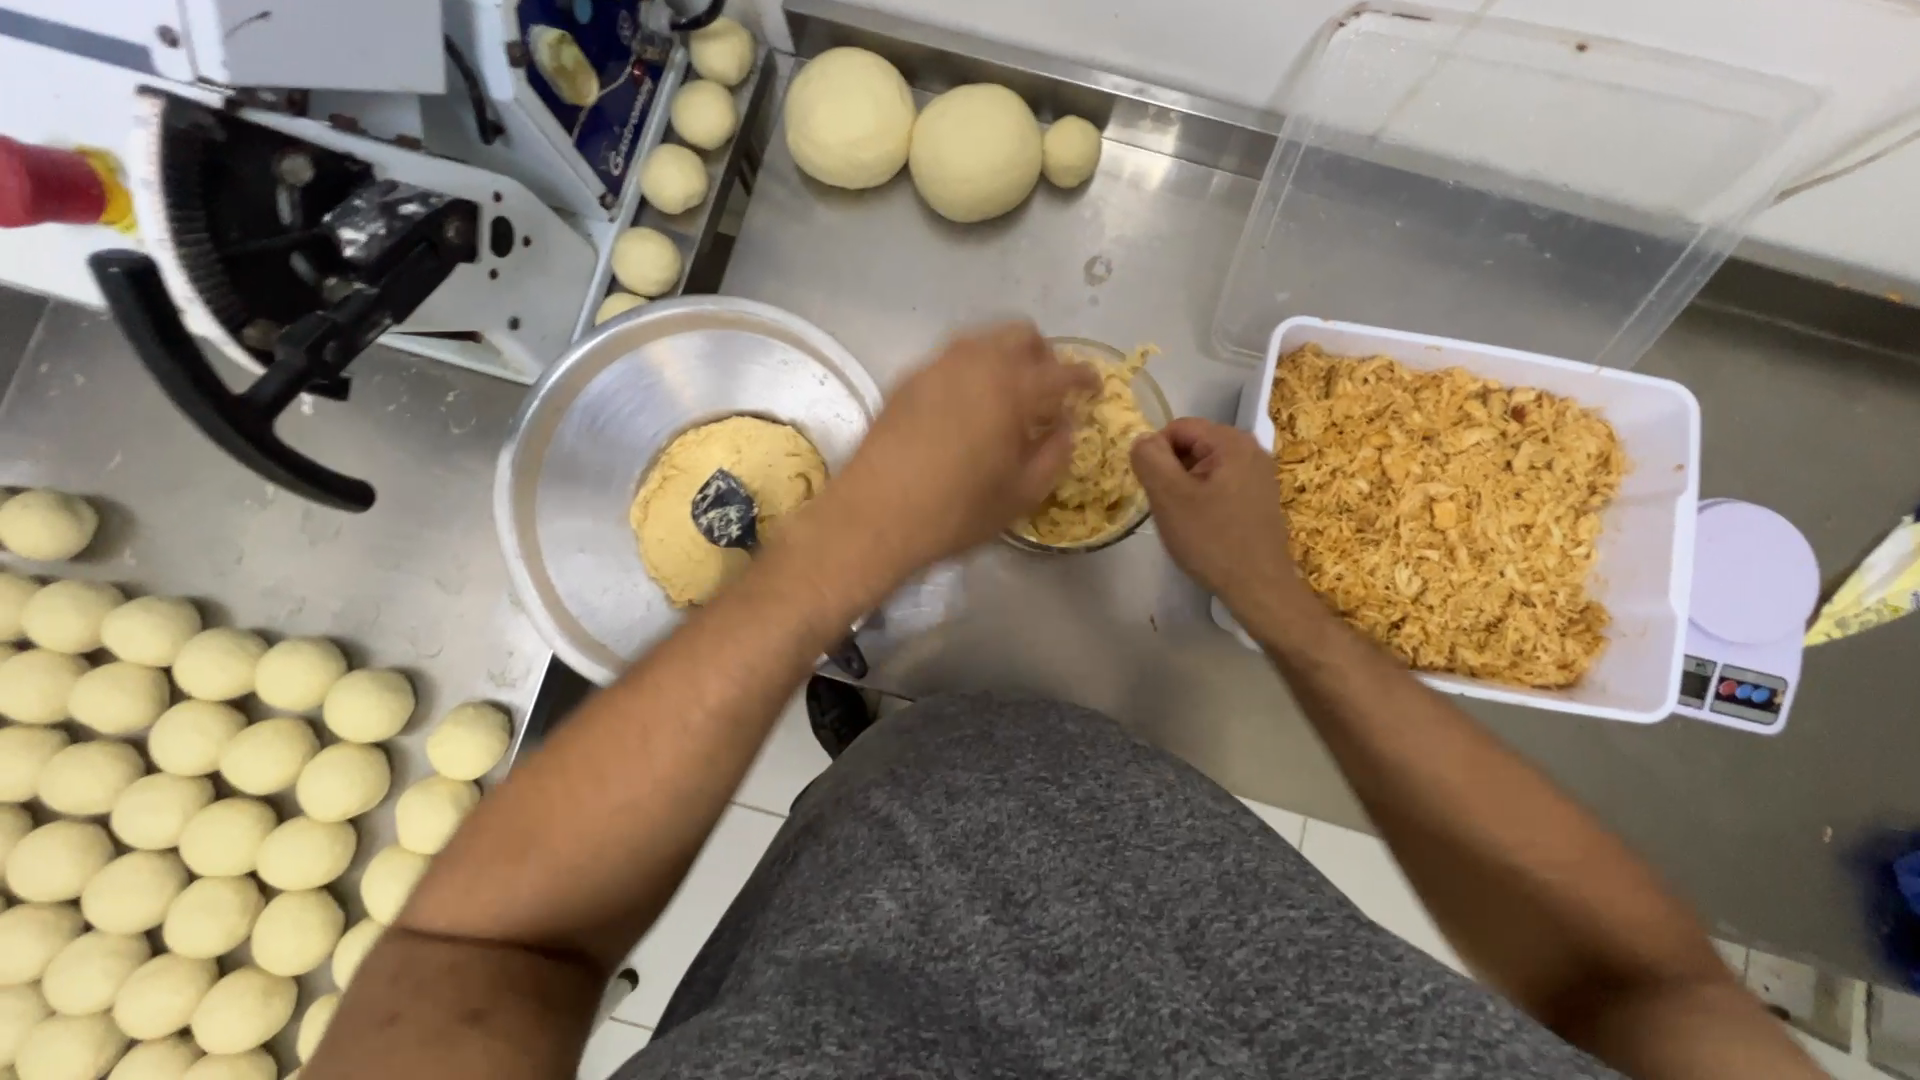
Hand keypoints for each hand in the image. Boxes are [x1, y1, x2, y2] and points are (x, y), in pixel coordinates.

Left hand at [818, 321, 1096, 579]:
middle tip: (1048, 390)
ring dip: (1005, 359)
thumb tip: (1066, 427)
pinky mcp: (907, 379)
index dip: (1085, 377)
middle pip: (1021, 334)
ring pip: (982, 340)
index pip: (1063, 370)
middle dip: (1043, 356)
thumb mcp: (1021, 495)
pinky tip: (967, 407)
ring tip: (1007, 397)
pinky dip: (971, 371)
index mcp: (1013, 388)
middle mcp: (975, 362)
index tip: (1093, 388)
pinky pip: (950, 360)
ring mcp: (936, 365)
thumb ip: (1055, 453)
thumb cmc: (956, 511)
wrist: (875, 515)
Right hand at [1131, 418, 1314, 616]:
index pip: (1179, 427)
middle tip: (1168, 506)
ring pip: (1204, 467)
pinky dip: (1203, 499)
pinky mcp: (1259, 498)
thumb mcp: (1169, 497)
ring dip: (1185, 488)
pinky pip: (1220, 484)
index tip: (1154, 488)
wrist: (1258, 586)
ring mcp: (1259, 475)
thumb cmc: (1212, 540)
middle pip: (1193, 445)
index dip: (1157, 453)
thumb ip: (1150, 459)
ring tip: (1184, 519)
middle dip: (1172, 471)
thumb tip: (1142, 440)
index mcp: (1232, 442)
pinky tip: (1202, 527)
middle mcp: (1251, 450)